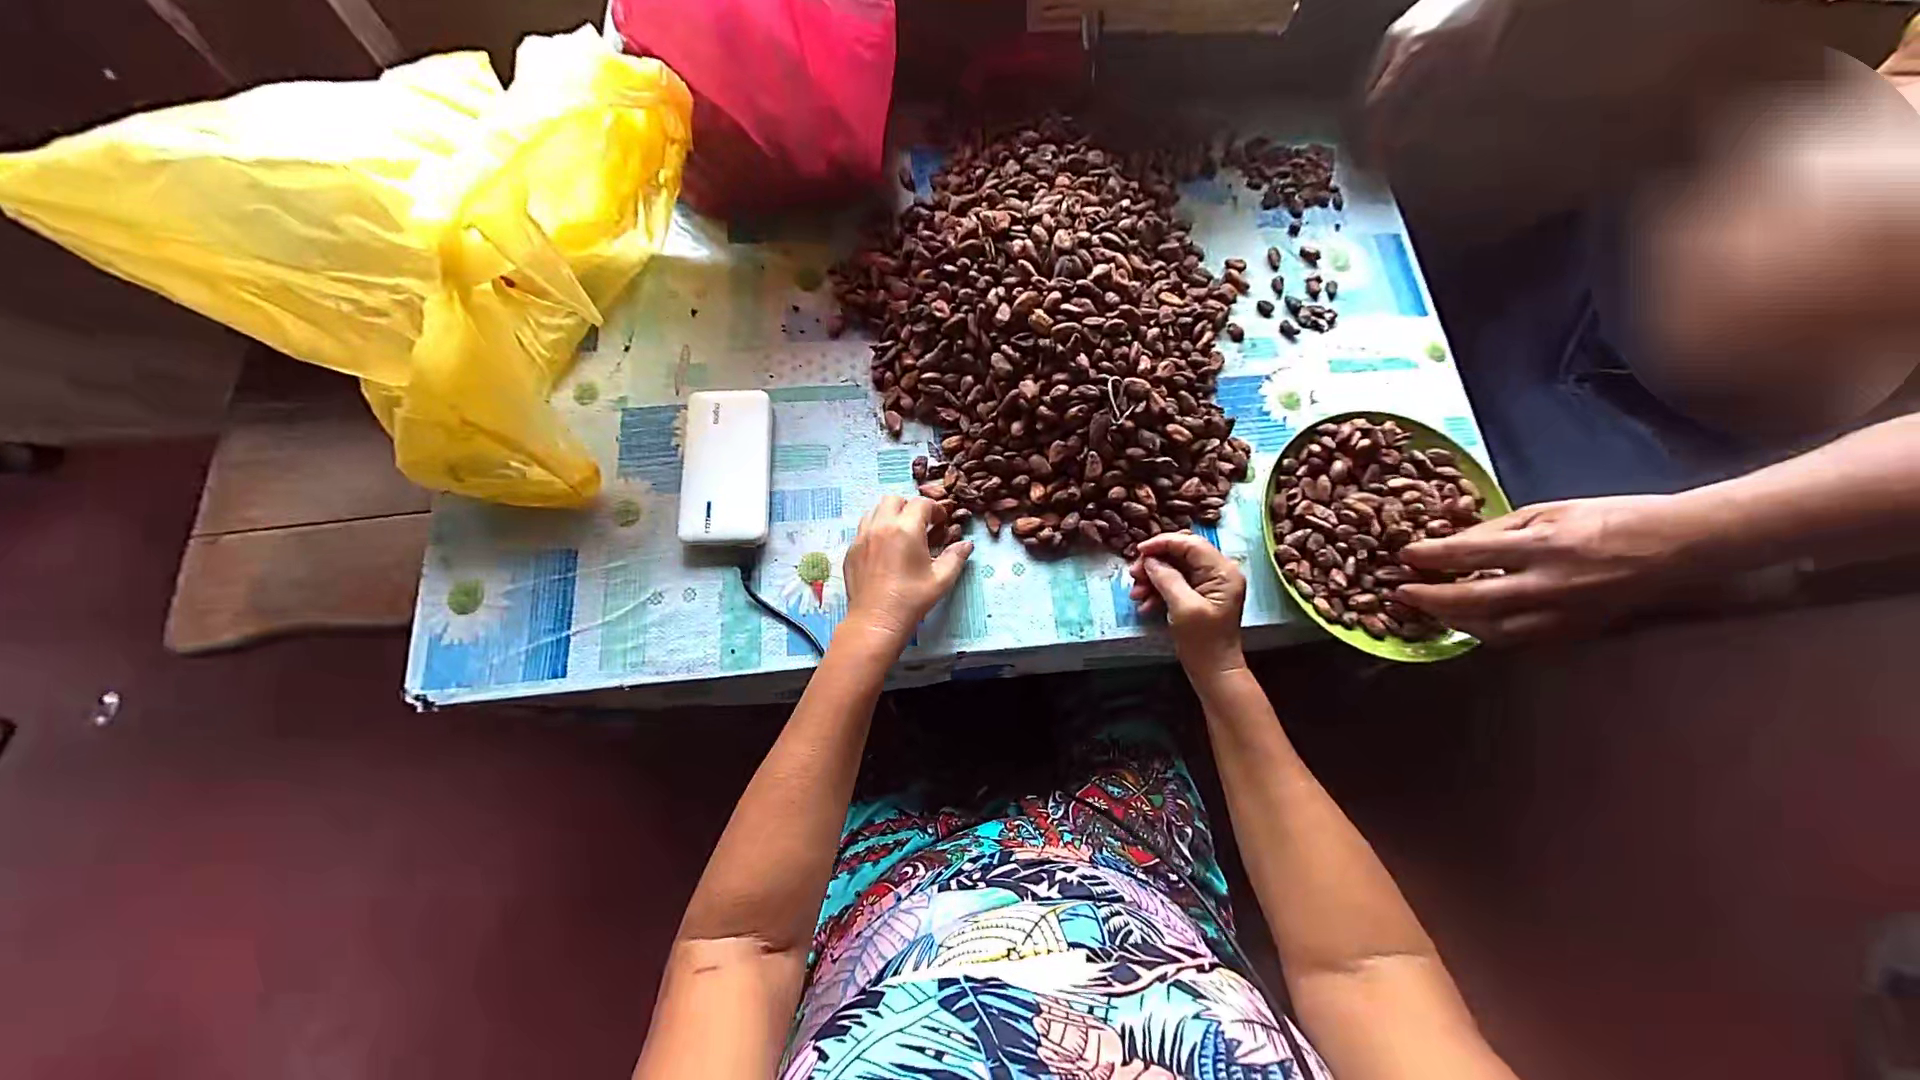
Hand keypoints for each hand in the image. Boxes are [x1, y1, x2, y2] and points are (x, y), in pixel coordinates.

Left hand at [842, 496, 972, 643]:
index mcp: (905, 529)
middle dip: (909, 506)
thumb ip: (956, 557)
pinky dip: (875, 529)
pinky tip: (884, 548)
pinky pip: (863, 528)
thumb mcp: (941, 579)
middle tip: (920, 524)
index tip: (940, 522)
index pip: (921, 503)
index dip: (934, 509)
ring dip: (890, 514)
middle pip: (894, 499)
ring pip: (875, 510)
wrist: (876, 620)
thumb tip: (966, 544)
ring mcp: (862, 537)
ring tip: (900, 533)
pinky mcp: (851, 550)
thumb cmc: (911, 600)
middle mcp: (881, 526)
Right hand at [1127, 532, 1246, 674]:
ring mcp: (1208, 584)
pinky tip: (1145, 605)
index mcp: (1222, 571)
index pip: (1190, 543)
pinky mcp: (1198, 596)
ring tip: (1136, 594)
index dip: (1162, 543)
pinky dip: (1157, 590)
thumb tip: (1149, 560)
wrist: (1214, 672)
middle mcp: (1218, 572)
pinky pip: (1174, 583)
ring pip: (1174, 567)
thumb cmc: (1203, 642)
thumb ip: (1167, 578)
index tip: (1138, 552)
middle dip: (1155, 562)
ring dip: (1152, 578)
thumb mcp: (1183, 607)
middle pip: (1181, 553)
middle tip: (1133, 575)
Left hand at [1394, 494, 1703, 642]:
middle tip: (1399, 592)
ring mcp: (1564, 613)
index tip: (1403, 555)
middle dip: (1428, 599)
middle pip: (1471, 601)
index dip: (1428, 556)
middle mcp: (1550, 585)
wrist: (1684, 544)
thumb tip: (1449, 544)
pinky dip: (1485, 632)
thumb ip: (1495, 530)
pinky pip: (1518, 639)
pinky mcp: (1575, 630)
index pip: (1468, 554)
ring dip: (1452, 620)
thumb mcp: (1546, 510)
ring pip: (1491, 630)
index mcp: (1543, 546)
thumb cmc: (1610, 517)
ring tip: (1428, 607)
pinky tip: (1467, 621)